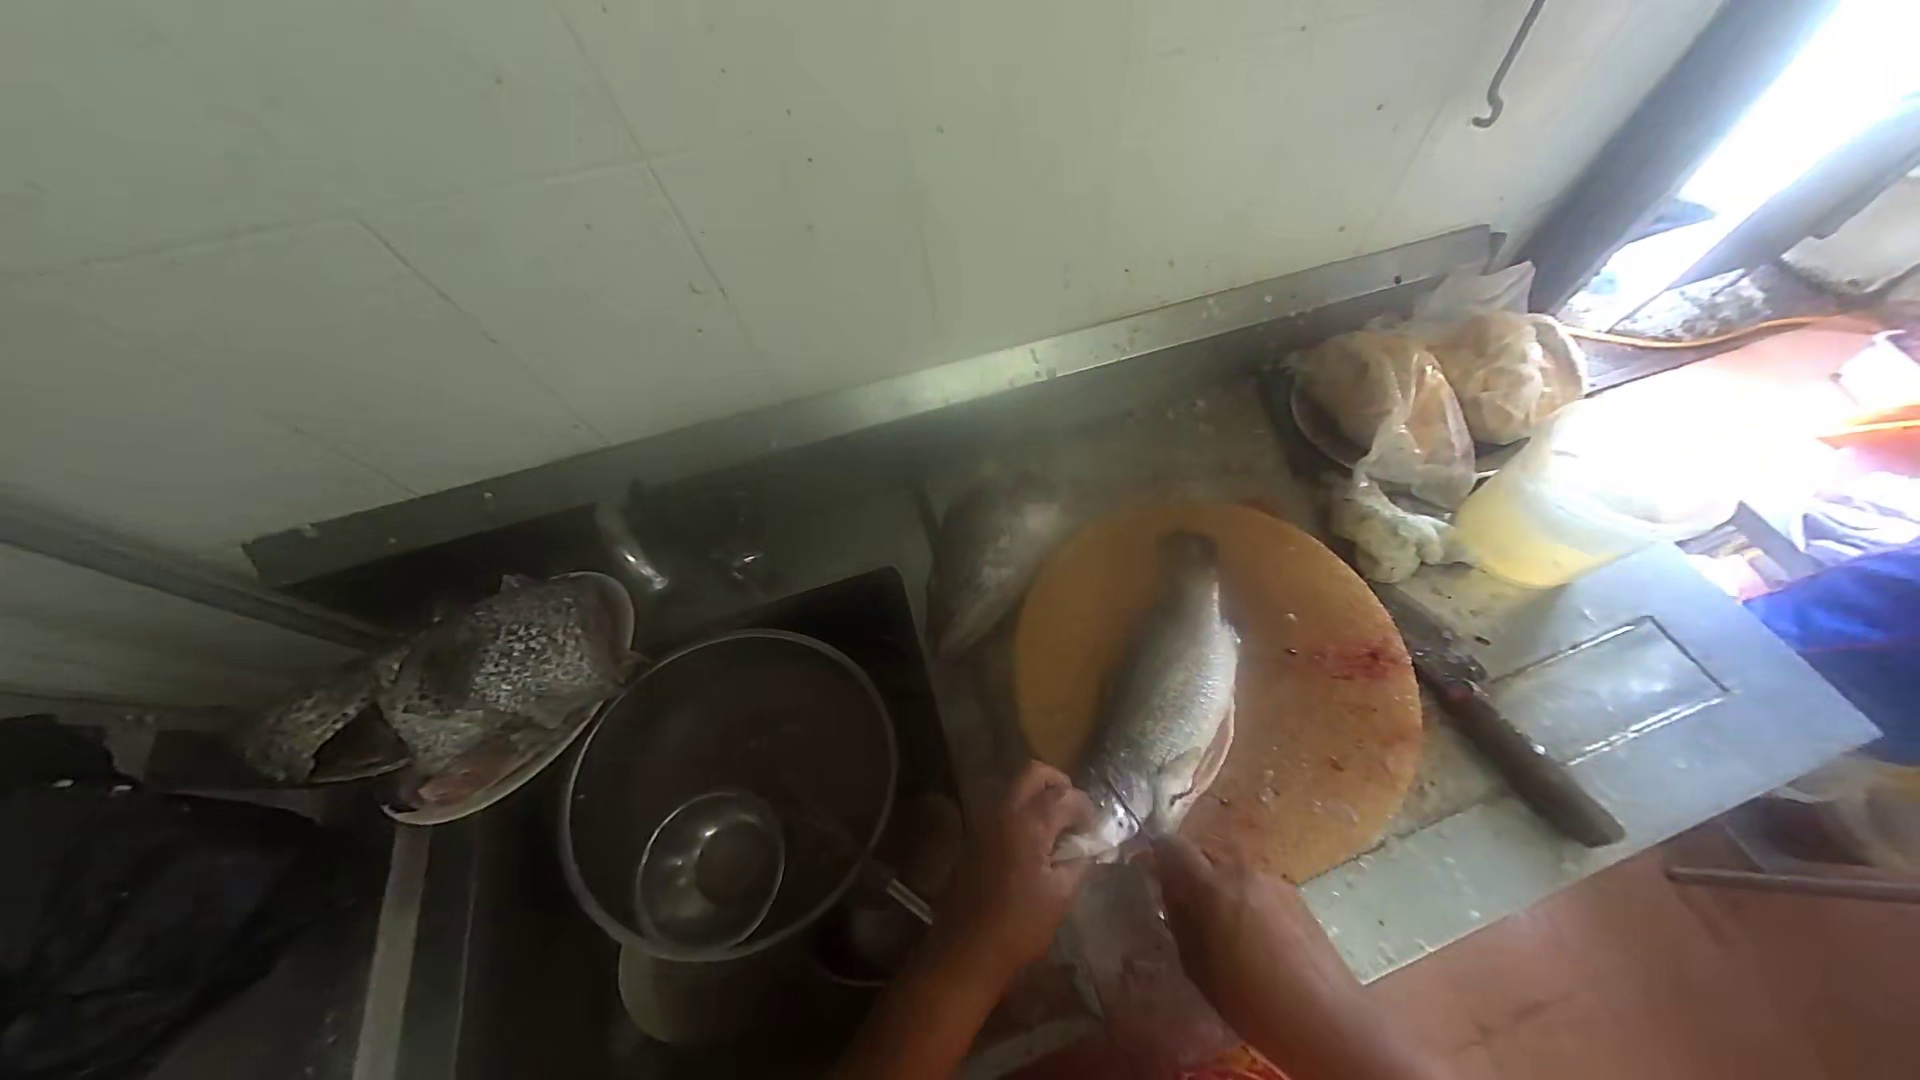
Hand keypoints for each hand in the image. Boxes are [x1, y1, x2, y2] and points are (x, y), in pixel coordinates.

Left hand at [935, 761, 1096, 984]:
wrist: (967, 948)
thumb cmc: (1020, 924)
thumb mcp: (1061, 895)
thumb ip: (1079, 861)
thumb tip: (1090, 845)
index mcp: (1028, 823)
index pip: (1064, 795)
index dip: (1085, 806)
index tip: (1095, 827)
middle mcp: (1004, 811)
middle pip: (1033, 773)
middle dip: (1059, 783)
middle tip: (1074, 810)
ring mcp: (985, 820)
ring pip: (1015, 788)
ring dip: (1039, 796)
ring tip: (1057, 827)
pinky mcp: (974, 834)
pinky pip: (1002, 807)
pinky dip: (1022, 811)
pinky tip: (1034, 842)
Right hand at [1153, 835, 1444, 1079]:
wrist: (1326, 1021)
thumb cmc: (1251, 1000)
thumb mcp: (1197, 965)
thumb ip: (1179, 918)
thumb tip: (1168, 891)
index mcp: (1210, 884)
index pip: (1172, 845)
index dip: (1157, 853)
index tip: (1150, 870)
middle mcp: (1240, 870)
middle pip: (1203, 849)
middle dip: (1188, 865)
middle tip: (1181, 896)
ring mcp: (1271, 878)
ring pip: (1231, 864)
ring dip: (1217, 878)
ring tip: (1218, 915)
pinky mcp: (1294, 894)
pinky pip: (1255, 881)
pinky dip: (1243, 892)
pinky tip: (1251, 929)